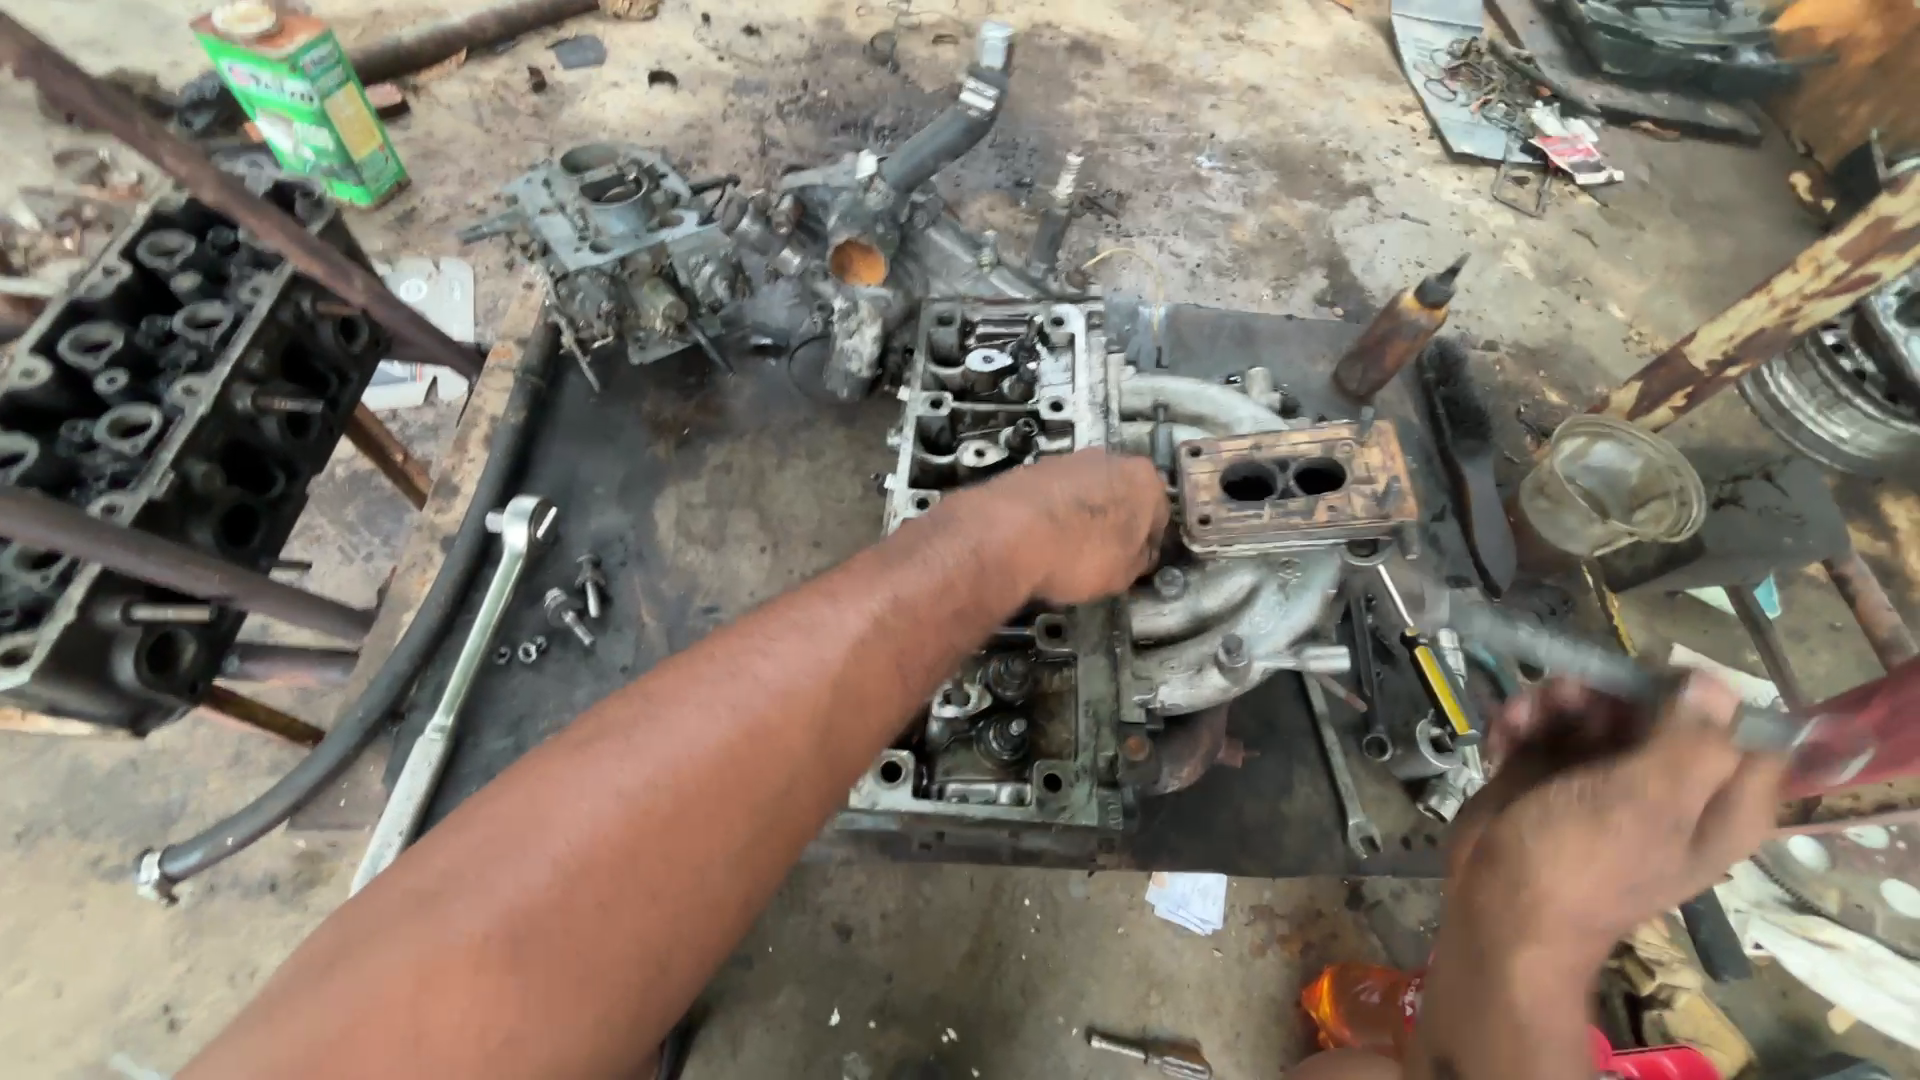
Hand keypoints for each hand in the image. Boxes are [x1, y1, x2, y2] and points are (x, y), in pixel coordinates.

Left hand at [951, 448, 1169, 605]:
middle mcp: (1107, 460)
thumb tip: (1138, 557)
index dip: (1148, 541)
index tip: (1138, 557)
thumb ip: (1139, 559)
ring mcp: (1066, 462)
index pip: (1159, 513)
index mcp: (1144, 480)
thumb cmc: (1071, 551)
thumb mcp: (1124, 573)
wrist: (1007, 537)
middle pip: (1120, 494)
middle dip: (1114, 522)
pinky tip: (1042, 542)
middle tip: (1104, 555)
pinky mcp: (1031, 470)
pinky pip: (1051, 496)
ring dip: (1080, 516)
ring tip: (1068, 552)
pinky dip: (1050, 514)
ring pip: (1084, 492)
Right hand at [1443, 674, 1785, 969]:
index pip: (1735, 731)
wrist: (1500, 902)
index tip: (1648, 678)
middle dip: (1601, 694)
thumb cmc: (1583, 859)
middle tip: (1564, 693)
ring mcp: (1594, 780)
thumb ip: (1691, 742)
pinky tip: (1498, 734)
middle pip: (1646, 710)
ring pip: (1584, 714)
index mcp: (1711, 801)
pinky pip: (1536, 731)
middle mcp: (1659, 786)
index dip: (1697, 698)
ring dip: (1547, 704)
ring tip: (1519, 715)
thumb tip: (1715, 681)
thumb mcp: (1647, 802)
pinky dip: (1516, 723)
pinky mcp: (1541, 777)